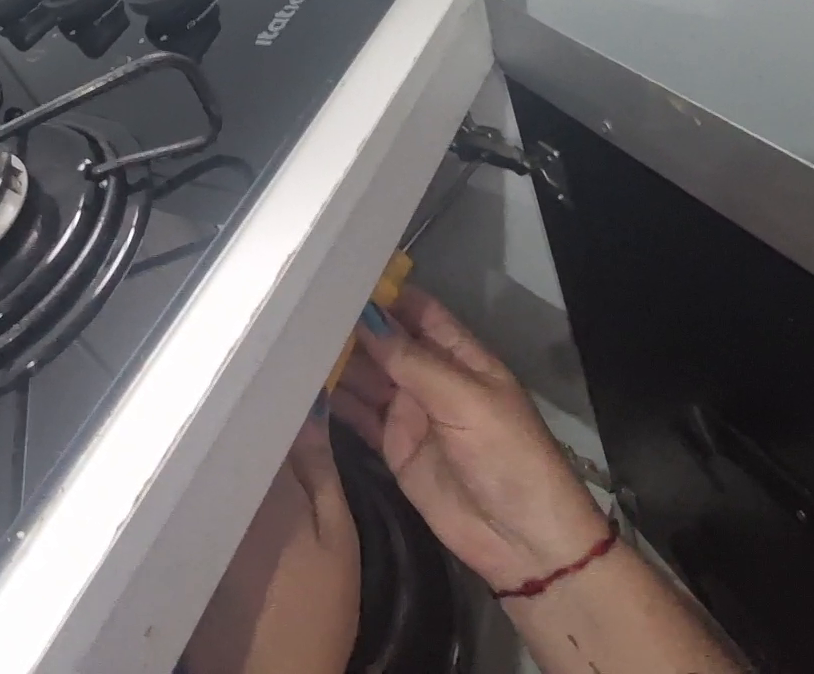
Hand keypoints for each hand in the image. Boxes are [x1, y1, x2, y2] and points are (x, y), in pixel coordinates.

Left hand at [183, 406, 360, 673]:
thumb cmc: (318, 609)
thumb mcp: (339, 538)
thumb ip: (321, 473)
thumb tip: (311, 410)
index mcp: (264, 485)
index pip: (259, 421)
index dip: (269, 400)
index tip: (279, 382)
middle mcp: (221, 491)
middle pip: (230, 439)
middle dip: (245, 418)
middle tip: (264, 402)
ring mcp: (198, 515)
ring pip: (213, 462)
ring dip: (227, 445)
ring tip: (244, 428)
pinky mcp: (186, 540)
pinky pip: (199, 490)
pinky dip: (211, 479)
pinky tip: (222, 477)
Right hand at [331, 286, 608, 591]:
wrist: (521, 541)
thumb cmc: (508, 456)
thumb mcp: (465, 399)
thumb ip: (412, 361)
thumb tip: (366, 318)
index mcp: (459, 356)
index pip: (418, 310)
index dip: (385, 292)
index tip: (339, 273)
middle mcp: (430, 376)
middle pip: (385, 341)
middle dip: (351, 325)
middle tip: (301, 306)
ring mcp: (408, 411)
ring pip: (366, 375)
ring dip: (337, 360)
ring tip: (292, 339)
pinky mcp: (391, 445)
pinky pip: (357, 415)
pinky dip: (334, 401)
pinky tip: (302, 383)